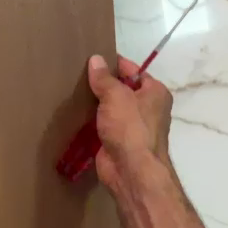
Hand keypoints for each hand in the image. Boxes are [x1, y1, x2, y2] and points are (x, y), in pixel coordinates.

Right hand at [86, 54, 174, 197]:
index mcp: (155, 92)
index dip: (113, 63)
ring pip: (111, 108)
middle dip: (102, 84)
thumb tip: (95, 59)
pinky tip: (75, 112)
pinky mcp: (119, 141)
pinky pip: (104, 125)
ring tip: (72, 90)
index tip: (92, 57)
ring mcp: (133, 126)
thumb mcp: (116, 96)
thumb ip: (104, 78)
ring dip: (96, 103)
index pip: (133, 70)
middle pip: (122, 89)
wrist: (131, 170)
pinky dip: (92, 120)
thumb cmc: (130, 127)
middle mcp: (148, 108)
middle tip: (77, 73)